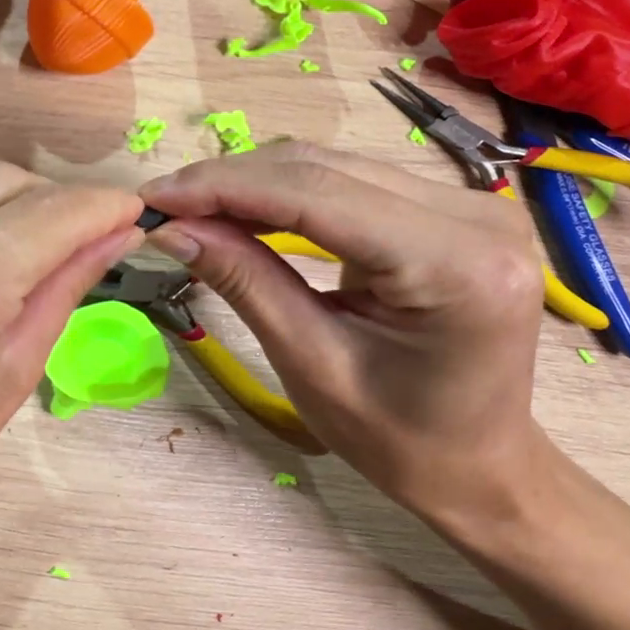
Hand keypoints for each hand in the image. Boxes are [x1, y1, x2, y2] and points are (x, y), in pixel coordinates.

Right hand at [138, 143, 544, 520]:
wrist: (479, 465)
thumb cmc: (398, 436)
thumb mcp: (309, 363)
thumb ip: (243, 281)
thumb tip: (168, 228)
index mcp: (456, 266)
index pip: (314, 194)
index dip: (222, 187)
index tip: (150, 197)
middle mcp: (474, 216)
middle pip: (320, 169)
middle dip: (227, 182)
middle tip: (159, 207)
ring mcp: (468, 204)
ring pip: (327, 164)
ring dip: (248, 183)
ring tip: (188, 209)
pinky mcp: (448, 205)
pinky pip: (344, 179)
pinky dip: (280, 190)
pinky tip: (238, 210)